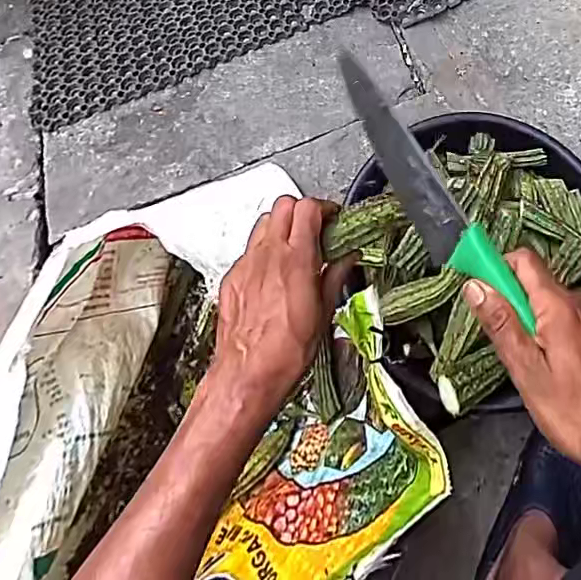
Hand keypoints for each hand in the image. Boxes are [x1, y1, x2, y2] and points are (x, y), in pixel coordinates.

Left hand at [207, 196, 353, 415]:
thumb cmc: (285, 352)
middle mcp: (269, 254)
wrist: (246, 376)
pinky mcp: (233, 276)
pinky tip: (274, 272)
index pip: (308, 208)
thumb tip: (348, 258)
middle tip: (315, 228)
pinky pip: (250, 249)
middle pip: (284, 205)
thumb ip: (335, 276)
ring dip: (282, 226)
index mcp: (296, 259)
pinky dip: (265, 250)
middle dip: (302, 210)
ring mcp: (247, 263)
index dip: (324, 208)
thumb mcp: (324, 313)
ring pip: (264, 222)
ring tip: (294, 247)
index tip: (332, 219)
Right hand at [464, 249, 580, 478]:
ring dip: (521, 312)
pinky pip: (555, 312)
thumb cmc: (577, 414)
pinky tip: (537, 357)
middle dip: (505, 294)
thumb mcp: (527, 370)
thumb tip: (475, 287)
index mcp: (558, 306)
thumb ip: (501, 323)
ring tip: (516, 351)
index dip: (494, 265)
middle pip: (530, 276)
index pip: (522, 259)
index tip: (475, 285)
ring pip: (541, 296)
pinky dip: (538, 323)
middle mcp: (575, 302)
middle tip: (492, 328)